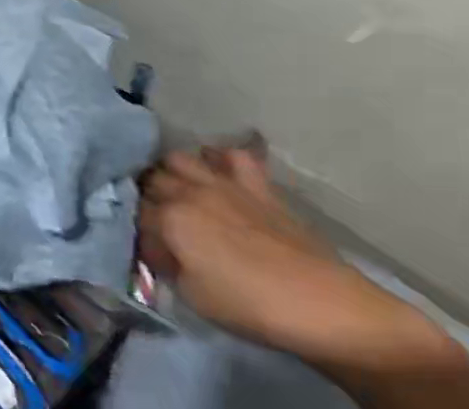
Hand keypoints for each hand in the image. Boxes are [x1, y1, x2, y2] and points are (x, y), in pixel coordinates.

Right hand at [139, 147, 447, 370]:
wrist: (335, 312)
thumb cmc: (255, 308)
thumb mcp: (192, 295)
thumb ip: (165, 262)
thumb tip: (159, 247)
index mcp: (168, 218)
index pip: (133, 211)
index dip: (138, 228)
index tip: (149, 246)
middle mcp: (189, 193)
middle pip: (150, 179)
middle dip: (148, 195)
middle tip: (158, 218)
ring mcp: (225, 186)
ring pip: (179, 158)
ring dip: (173, 172)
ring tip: (180, 190)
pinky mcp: (259, 189)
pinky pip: (235, 157)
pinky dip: (221, 159)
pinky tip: (218, 171)